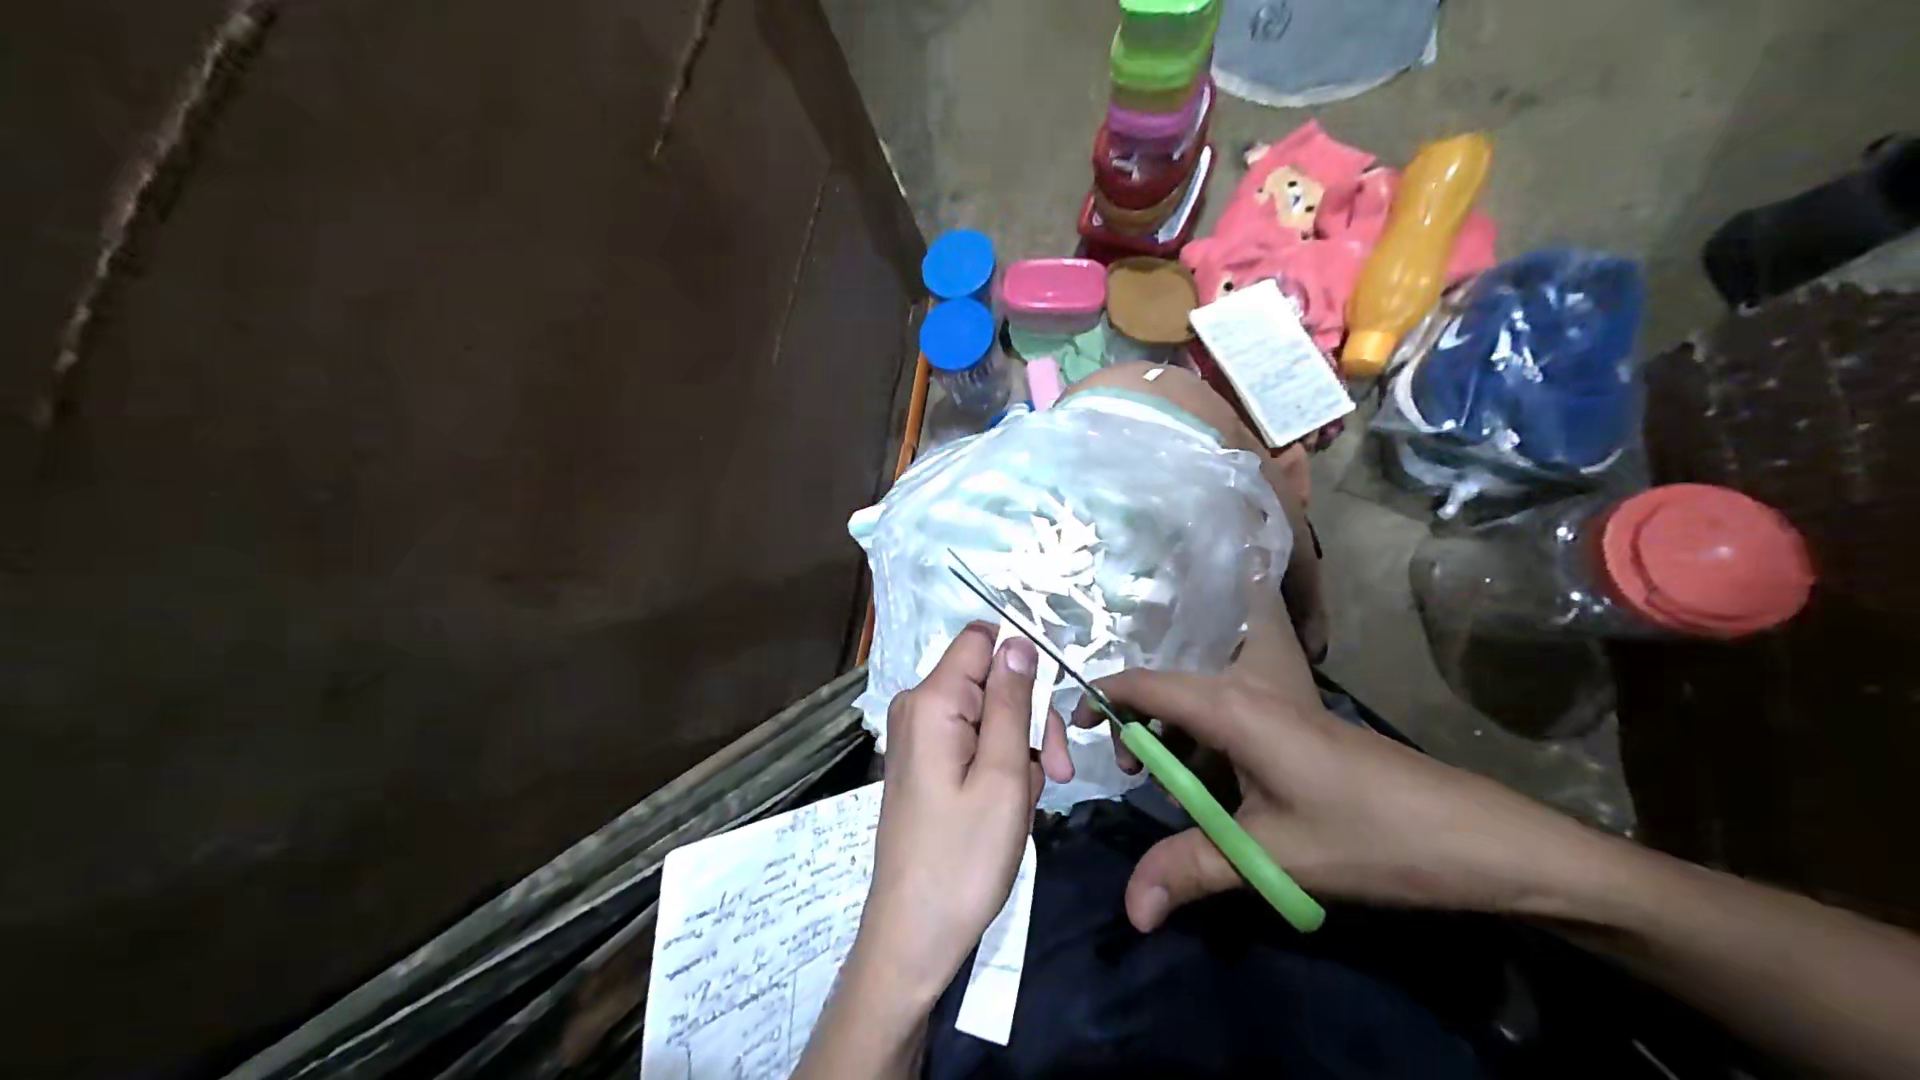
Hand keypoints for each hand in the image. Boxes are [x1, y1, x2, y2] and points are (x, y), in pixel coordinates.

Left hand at [854, 623, 1071, 1001]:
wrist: (915, 934)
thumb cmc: (963, 858)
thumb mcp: (1002, 774)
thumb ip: (1011, 701)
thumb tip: (1017, 639)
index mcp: (932, 700)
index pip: (981, 640)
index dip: (1021, 663)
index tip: (1047, 708)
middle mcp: (919, 707)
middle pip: (990, 680)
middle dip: (1029, 718)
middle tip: (1055, 773)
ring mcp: (921, 736)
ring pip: (989, 714)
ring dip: (1021, 748)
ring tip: (1030, 799)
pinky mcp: (927, 762)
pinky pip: (974, 741)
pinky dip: (1001, 765)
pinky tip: (1010, 805)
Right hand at [1074, 594, 1601, 931]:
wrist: (1480, 838)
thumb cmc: (1368, 835)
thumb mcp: (1269, 856)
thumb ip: (1190, 872)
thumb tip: (1129, 911)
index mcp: (1231, 708)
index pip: (1145, 683)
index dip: (1103, 696)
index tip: (1077, 727)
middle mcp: (1248, 693)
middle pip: (1169, 693)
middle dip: (1139, 729)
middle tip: (1136, 778)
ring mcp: (1277, 708)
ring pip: (1200, 710)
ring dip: (1175, 743)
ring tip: (1173, 791)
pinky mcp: (1297, 729)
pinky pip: (1230, 724)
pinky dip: (1207, 752)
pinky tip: (1219, 795)